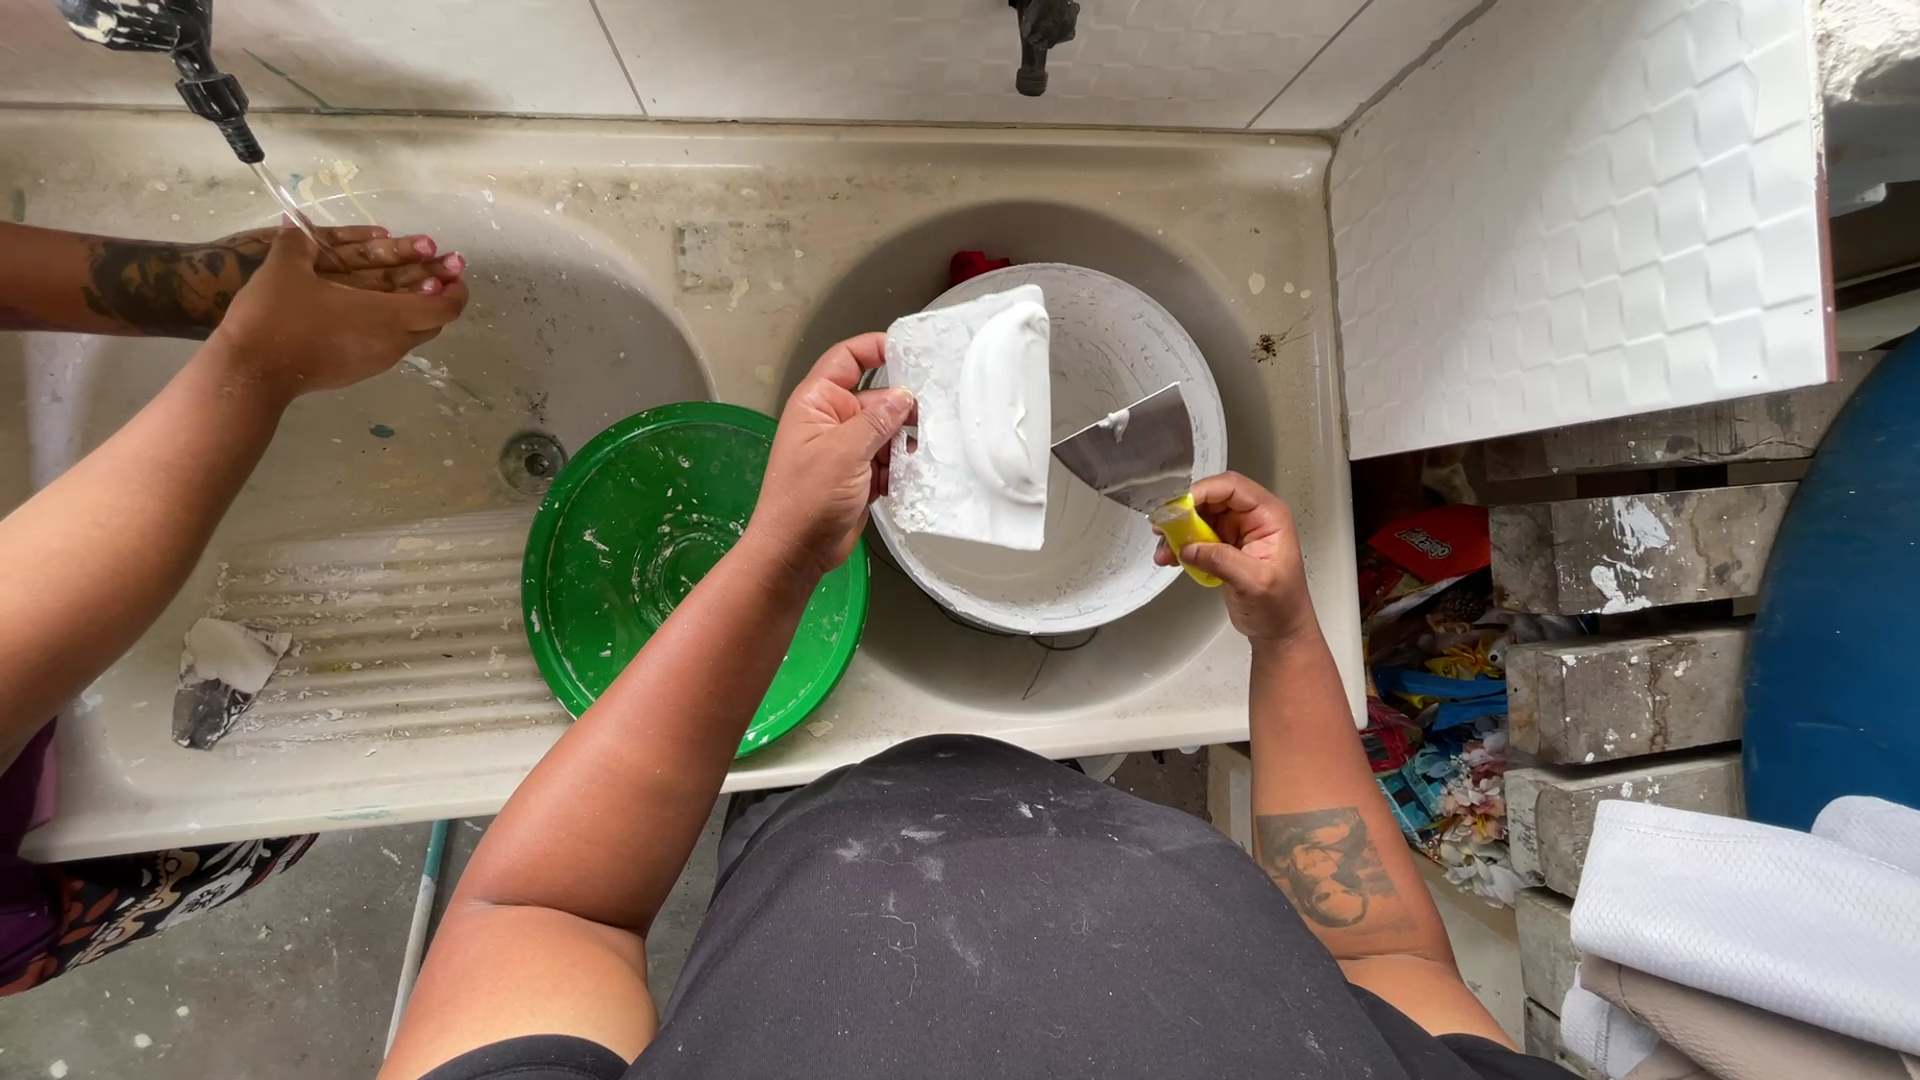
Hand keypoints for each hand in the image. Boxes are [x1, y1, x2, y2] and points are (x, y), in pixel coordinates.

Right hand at [204, 228, 469, 399]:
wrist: (256, 369)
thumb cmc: (277, 317)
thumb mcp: (284, 269)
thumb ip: (299, 244)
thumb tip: (299, 226)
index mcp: (389, 315)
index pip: (445, 307)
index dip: (456, 290)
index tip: (454, 271)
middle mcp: (395, 340)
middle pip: (436, 321)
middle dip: (440, 297)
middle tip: (433, 274)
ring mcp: (383, 358)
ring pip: (415, 333)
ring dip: (416, 311)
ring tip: (403, 289)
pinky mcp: (366, 368)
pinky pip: (392, 343)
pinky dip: (394, 325)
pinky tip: (371, 311)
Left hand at [748, 331, 914, 577]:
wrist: (797, 550)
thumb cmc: (806, 497)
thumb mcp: (844, 451)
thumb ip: (877, 420)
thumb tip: (904, 395)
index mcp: (818, 402)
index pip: (847, 360)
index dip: (876, 349)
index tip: (909, 350)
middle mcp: (833, 420)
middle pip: (876, 399)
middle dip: (901, 409)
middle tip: (929, 417)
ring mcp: (846, 449)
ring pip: (886, 432)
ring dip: (903, 442)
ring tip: (918, 452)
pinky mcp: (859, 475)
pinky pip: (887, 460)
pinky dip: (899, 467)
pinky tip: (908, 476)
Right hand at [1154, 471, 1318, 643]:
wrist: (1279, 630)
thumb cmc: (1280, 607)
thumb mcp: (1255, 583)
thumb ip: (1222, 561)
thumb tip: (1189, 548)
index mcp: (1269, 516)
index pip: (1232, 488)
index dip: (1202, 492)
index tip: (1177, 508)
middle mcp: (1252, 518)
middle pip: (1211, 499)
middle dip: (1184, 512)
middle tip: (1162, 528)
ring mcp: (1236, 531)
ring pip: (1199, 516)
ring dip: (1178, 530)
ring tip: (1164, 551)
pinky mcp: (1222, 546)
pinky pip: (1195, 535)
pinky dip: (1180, 544)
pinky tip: (1170, 558)